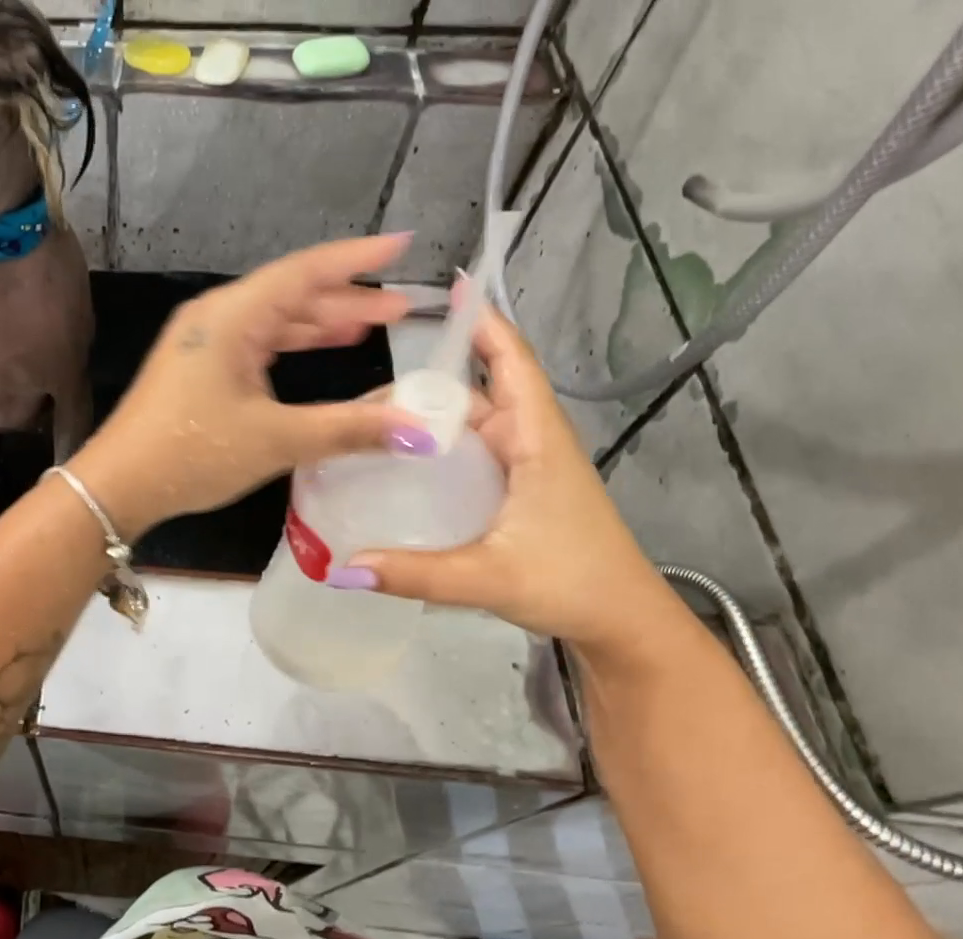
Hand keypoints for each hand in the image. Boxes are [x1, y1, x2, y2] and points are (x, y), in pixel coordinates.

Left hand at [68, 234, 430, 536]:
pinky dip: (289, 346)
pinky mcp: (196, 369)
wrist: (117, 486)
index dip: (357, 258)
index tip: (402, 246)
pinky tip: (317, 354)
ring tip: (368, 329)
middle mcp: (215, 318)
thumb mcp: (275, 440)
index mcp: (231, 316)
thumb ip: (348, 428)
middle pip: (290, 294)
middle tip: (402, 309)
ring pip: (272, 320)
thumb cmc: (191, 453)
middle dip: (346, 299)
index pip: (304, 271)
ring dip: (318, 323)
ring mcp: (202, 343)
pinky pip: (254, 344)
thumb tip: (418, 428)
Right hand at [335, 288, 675, 651]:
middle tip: (362, 397)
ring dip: (427, 423)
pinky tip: (397, 472)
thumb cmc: (574, 583)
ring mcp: (521, 471)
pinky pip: (466, 460)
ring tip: (368, 429)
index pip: (511, 366)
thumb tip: (342, 569)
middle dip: (424, 387)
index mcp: (537, 441)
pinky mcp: (513, 496)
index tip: (450, 290)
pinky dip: (434, 456)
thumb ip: (416, 574)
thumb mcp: (491, 578)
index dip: (485, 326)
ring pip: (468, 430)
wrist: (621, 624)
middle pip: (475, 395)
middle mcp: (528, 444)